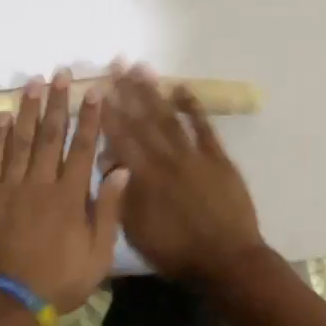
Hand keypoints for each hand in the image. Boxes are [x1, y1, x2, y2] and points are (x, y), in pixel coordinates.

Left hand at [0, 72, 127, 313]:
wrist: (13, 301)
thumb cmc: (62, 280)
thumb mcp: (98, 253)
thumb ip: (108, 209)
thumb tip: (122, 169)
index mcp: (69, 196)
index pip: (82, 147)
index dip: (89, 118)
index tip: (94, 92)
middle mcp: (40, 184)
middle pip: (49, 135)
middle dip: (56, 102)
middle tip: (59, 74)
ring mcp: (11, 188)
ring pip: (20, 141)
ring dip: (27, 110)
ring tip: (32, 83)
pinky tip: (2, 117)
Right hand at [102, 64, 265, 283]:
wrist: (227, 262)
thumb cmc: (176, 252)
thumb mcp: (136, 230)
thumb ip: (119, 194)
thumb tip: (105, 162)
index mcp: (143, 176)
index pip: (120, 137)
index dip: (107, 111)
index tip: (97, 88)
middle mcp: (165, 159)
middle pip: (142, 119)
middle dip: (127, 90)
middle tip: (117, 63)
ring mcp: (194, 156)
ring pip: (169, 117)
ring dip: (154, 92)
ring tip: (142, 68)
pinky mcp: (219, 160)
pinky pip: (204, 128)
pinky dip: (193, 107)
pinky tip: (181, 88)